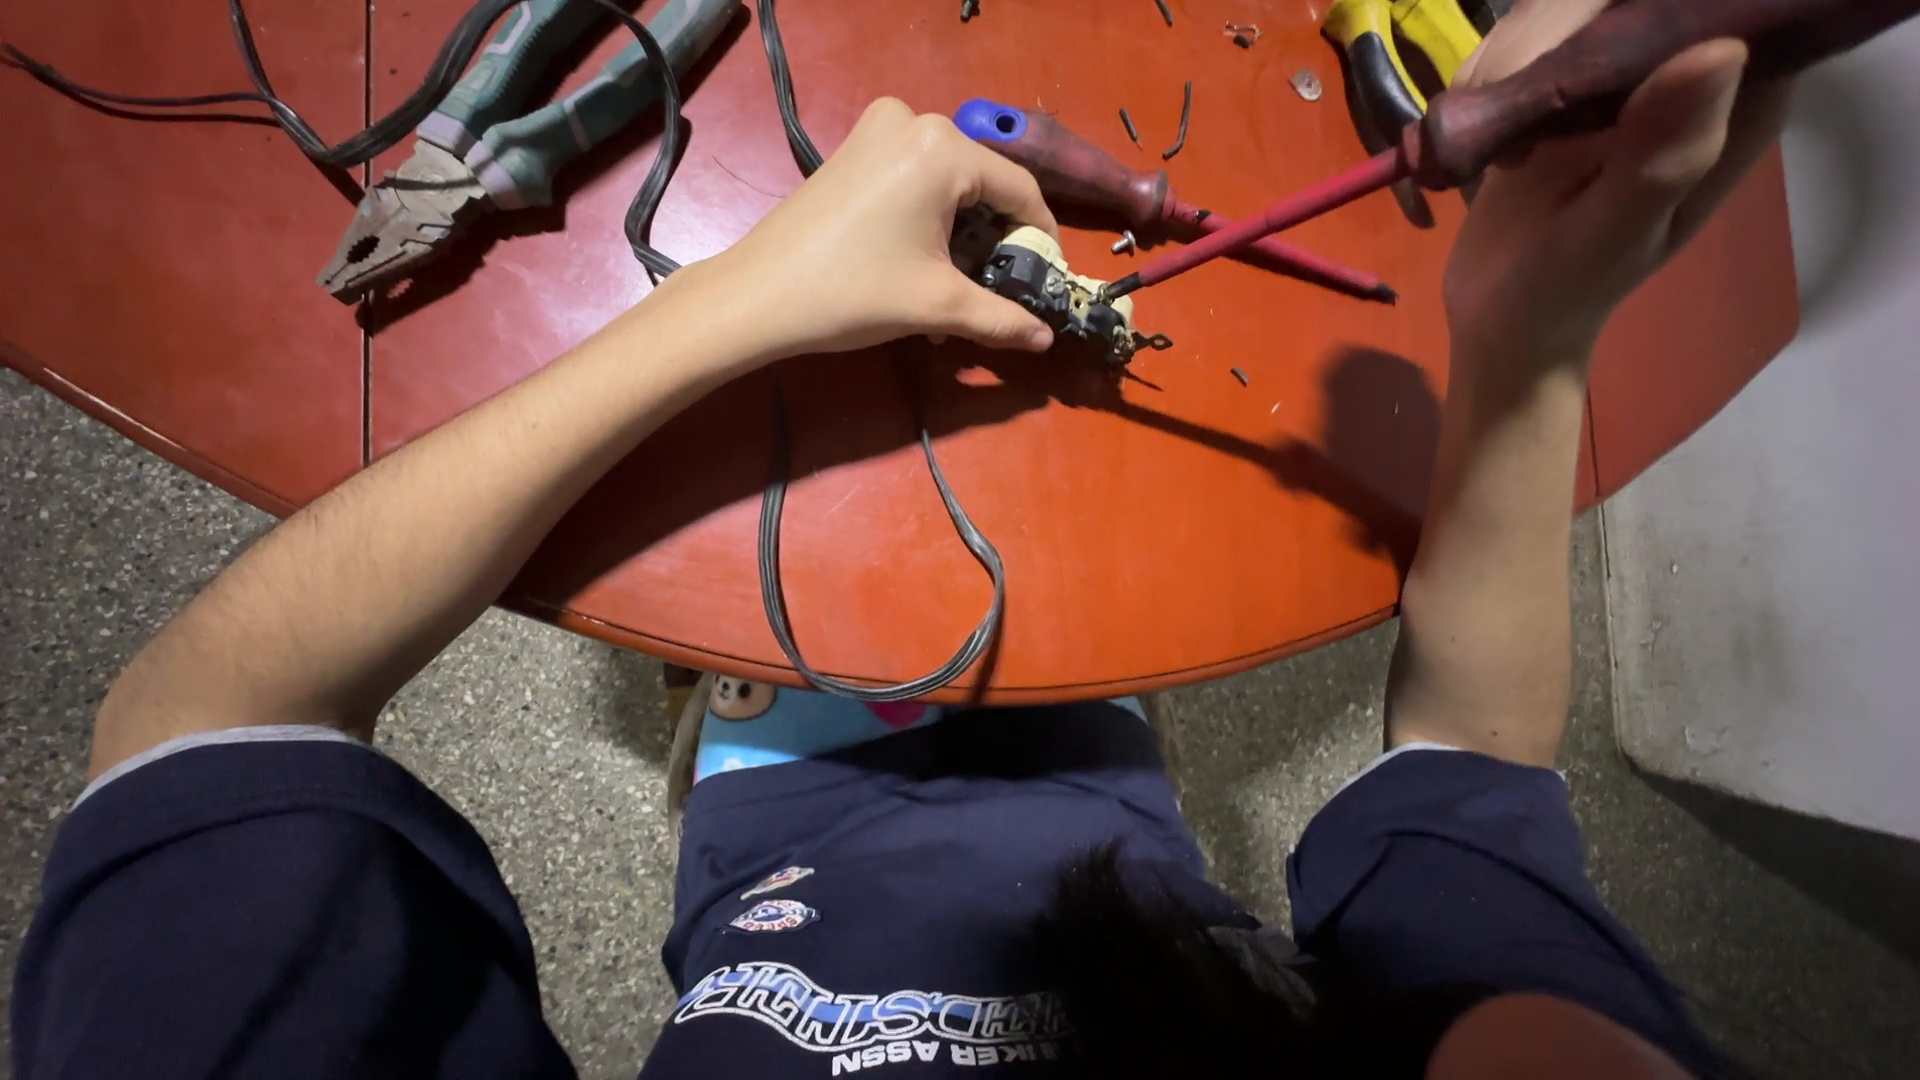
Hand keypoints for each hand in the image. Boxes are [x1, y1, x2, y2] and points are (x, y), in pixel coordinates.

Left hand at [686, 97, 1058, 363]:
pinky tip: (922, 264)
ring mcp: (879, 130)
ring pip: (949, 186)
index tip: (1048, 279)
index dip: (1041, 239)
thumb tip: (1045, 338)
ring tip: (954, 289)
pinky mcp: (855, 149)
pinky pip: (915, 182)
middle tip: (995, 290)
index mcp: (942, 148)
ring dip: (961, 237)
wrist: (760, 296)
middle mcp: (914, 121)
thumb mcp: (938, 306)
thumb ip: (1001, 319)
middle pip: (983, 185)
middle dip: (994, 242)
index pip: (1019, 190)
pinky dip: (930, 222)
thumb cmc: (854, 294)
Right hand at [1442, 0, 1792, 363]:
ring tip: (1473, 124)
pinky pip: (1524, 48)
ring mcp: (1615, 85)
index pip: (1709, 4)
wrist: (1497, 325)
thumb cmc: (1559, 296)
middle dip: (1547, 30)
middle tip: (1497, 98)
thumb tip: (1716, 50)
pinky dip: (1482, 76)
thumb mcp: (1608, 238)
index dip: (1637, 11)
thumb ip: (1660, 159)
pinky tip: (1466, 125)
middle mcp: (1684, 77)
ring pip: (1563, 13)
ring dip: (1503, 55)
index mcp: (1733, 106)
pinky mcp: (1558, 99)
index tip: (1570, 59)